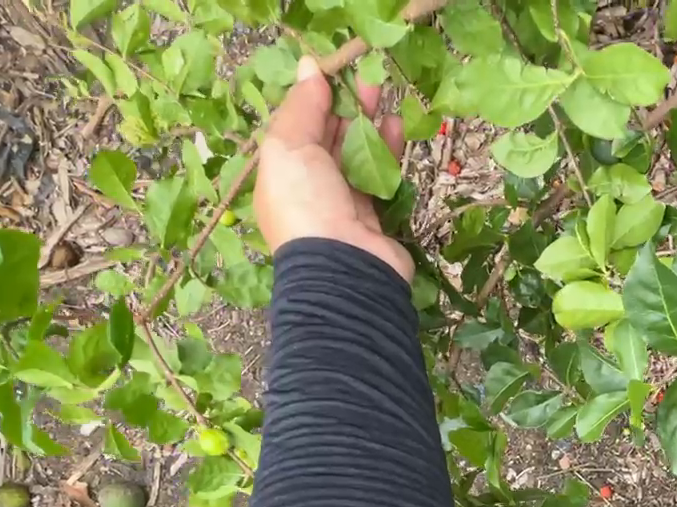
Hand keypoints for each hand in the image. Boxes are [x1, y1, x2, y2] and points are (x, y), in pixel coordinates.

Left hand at [256, 56, 412, 282]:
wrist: (345, 269)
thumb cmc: (307, 204)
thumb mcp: (290, 146)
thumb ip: (302, 107)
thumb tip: (311, 67)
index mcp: (279, 174)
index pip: (296, 127)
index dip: (314, 97)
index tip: (335, 72)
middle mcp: (310, 189)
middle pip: (328, 140)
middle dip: (346, 108)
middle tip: (366, 79)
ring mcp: (343, 205)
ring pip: (357, 157)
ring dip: (370, 126)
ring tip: (385, 96)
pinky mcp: (374, 219)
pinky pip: (380, 178)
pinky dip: (389, 153)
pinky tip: (397, 129)